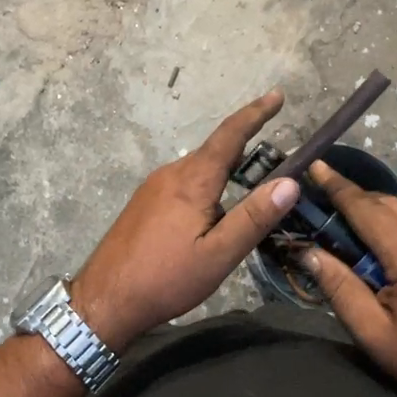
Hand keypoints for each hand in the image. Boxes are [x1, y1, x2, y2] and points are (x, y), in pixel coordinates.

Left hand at [70, 91, 300, 350]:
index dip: (256, 113)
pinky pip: (184, 184)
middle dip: (246, 146)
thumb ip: (254, 217)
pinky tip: (213, 213)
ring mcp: (153, 188)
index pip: (230, 135)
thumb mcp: (219, 254)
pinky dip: (207, 185)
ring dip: (226, 171)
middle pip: (215, 151)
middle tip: (278, 154)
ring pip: (199, 169)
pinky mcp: (144, 204)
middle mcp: (171, 174)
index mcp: (193, 180)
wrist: (105, 300)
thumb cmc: (165, 279)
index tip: (277, 96)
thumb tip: (291, 182)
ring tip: (251, 188)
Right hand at [302, 161, 396, 396]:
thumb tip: (307, 251)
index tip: (313, 164)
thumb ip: (339, 287)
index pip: (365, 209)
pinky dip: (395, 222)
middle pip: (385, 203)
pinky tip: (381, 243)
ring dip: (374, 211)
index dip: (336, 186)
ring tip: (345, 226)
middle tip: (320, 205)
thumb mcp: (373, 334)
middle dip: (352, 199)